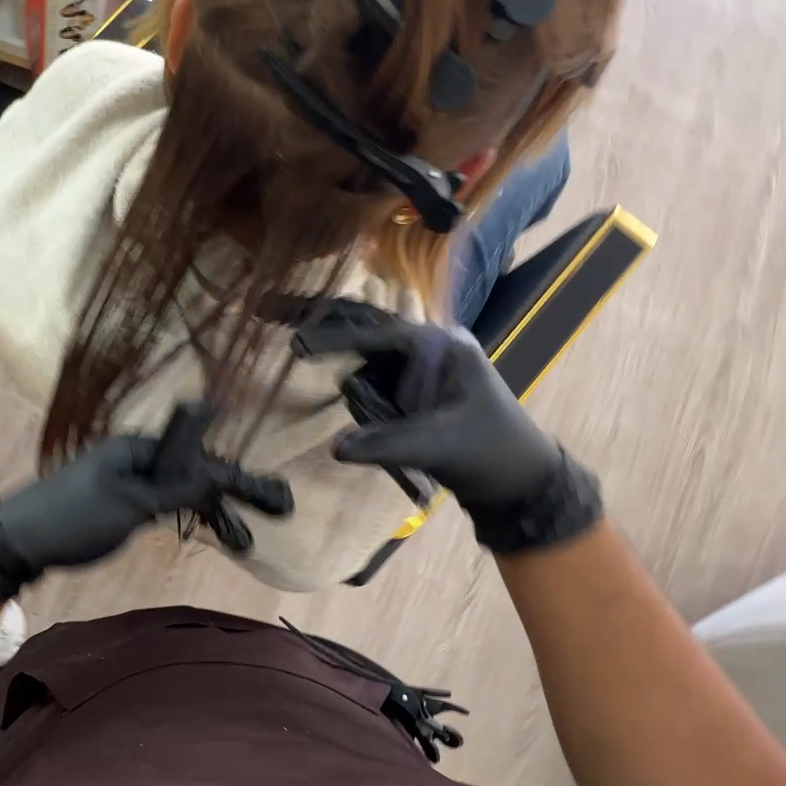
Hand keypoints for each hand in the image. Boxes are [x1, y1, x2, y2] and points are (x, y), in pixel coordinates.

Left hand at [0, 434, 293, 601]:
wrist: (17, 539)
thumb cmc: (72, 517)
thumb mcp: (129, 506)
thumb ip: (176, 491)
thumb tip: (218, 475)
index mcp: (139, 450)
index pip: (201, 461)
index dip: (241, 480)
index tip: (277, 498)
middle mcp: (136, 459)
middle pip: (196, 473)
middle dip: (235, 495)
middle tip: (279, 511)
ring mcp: (127, 480)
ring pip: (181, 492)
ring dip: (212, 513)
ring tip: (244, 542)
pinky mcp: (117, 502)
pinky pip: (162, 503)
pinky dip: (185, 515)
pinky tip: (205, 526)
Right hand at [264, 295, 601, 553]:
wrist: (519, 480)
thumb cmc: (490, 453)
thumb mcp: (438, 447)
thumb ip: (386, 444)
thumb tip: (335, 448)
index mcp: (441, 347)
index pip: (378, 332)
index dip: (333, 337)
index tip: (295, 345)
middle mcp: (426, 346)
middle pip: (363, 322)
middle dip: (316, 315)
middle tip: (266, 304)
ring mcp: (415, 366)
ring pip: (359, 346)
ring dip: (323, 337)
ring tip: (277, 321)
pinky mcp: (406, 387)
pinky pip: (366, 374)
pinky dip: (341, 371)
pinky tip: (310, 359)